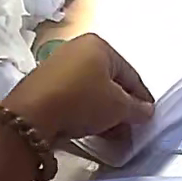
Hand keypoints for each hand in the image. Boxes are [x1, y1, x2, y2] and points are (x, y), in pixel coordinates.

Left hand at [3, 33, 153, 141]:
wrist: (33, 116)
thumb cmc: (82, 101)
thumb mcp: (118, 107)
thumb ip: (137, 109)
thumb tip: (146, 111)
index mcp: (98, 45)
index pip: (130, 74)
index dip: (142, 98)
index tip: (148, 118)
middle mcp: (77, 49)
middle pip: (110, 82)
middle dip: (122, 108)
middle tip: (131, 129)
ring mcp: (58, 66)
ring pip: (92, 92)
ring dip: (105, 113)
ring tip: (113, 135)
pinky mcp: (45, 86)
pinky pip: (75, 98)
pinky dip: (87, 113)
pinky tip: (92, 130)